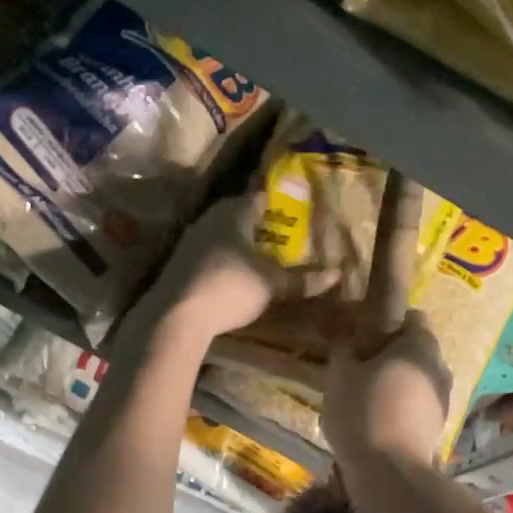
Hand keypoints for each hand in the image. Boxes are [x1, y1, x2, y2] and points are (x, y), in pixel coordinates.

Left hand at [137, 193, 338, 341]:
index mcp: (234, 212)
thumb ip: (302, 280)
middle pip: (242, 215)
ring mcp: (192, 239)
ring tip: (264, 258)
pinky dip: (226, 259)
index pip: (262, 196)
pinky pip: (211, 253)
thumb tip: (336, 275)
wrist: (176, 316)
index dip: (282, 204)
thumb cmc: (230, 288)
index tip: (299, 213)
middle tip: (286, 238)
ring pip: (224, 234)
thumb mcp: (272, 286)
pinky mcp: (181, 262)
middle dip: (263, 225)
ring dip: (242, 244)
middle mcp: (211, 218)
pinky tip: (236, 275)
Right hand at [323, 308, 452, 470]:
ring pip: (419, 380)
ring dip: (400, 383)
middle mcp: (440, 366)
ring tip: (370, 398)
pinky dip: (404, 407)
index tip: (366, 337)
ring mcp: (443, 399)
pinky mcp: (439, 426)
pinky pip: (420, 406)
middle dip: (395, 355)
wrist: (389, 471)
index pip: (413, 318)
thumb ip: (344, 352)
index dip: (389, 323)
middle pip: (418, 350)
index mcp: (420, 344)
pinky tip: (381, 420)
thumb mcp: (339, 377)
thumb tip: (348, 342)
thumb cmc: (363, 412)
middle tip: (363, 368)